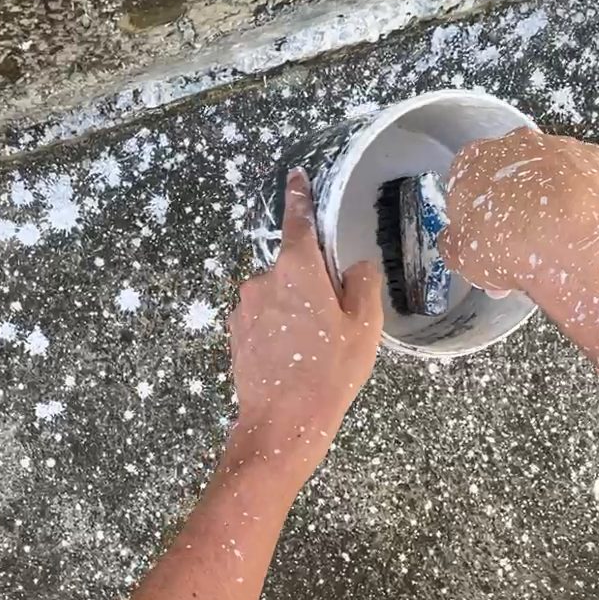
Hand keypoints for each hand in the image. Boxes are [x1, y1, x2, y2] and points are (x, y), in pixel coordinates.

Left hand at [227, 168, 382, 471]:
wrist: (282, 422)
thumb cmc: (328, 373)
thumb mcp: (364, 326)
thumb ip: (361, 283)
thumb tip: (353, 267)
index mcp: (296, 268)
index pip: (298, 219)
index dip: (300, 195)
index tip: (297, 177)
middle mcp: (263, 279)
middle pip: (292, 267)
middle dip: (311, 284)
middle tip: (331, 322)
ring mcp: (243, 307)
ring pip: (276, 295)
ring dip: (292, 309)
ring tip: (310, 349)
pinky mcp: (234, 332)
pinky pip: (262, 317)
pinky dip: (276, 328)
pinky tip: (291, 358)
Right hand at [440, 128, 598, 338]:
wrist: (572, 243)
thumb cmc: (512, 244)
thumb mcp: (461, 258)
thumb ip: (452, 243)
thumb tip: (453, 243)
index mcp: (472, 163)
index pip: (461, 177)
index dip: (469, 208)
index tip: (476, 230)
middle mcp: (514, 145)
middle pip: (505, 171)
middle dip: (507, 203)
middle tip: (510, 240)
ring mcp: (556, 147)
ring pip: (544, 174)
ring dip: (543, 202)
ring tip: (545, 243)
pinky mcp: (593, 159)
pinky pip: (580, 179)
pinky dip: (577, 200)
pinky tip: (573, 229)